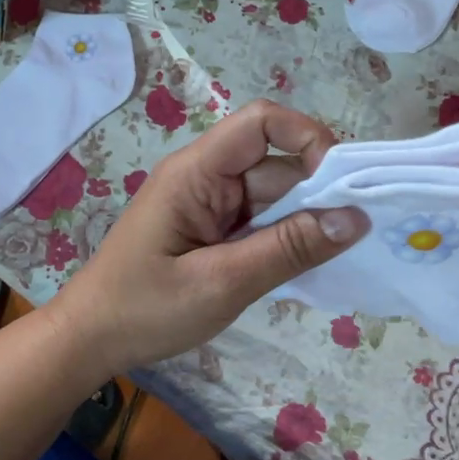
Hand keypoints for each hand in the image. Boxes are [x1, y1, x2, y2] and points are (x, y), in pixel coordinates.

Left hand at [47, 101, 365, 374]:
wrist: (93, 336)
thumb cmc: (146, 307)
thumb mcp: (222, 282)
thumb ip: (288, 248)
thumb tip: (356, 217)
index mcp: (196, 172)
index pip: (260, 123)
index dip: (308, 139)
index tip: (346, 187)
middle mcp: (204, 177)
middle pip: (275, 163)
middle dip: (320, 191)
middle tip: (364, 238)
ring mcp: (208, 204)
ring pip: (274, 195)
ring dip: (308, 220)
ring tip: (349, 257)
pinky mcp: (212, 231)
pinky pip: (261, 221)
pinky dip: (288, 238)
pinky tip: (314, 266)